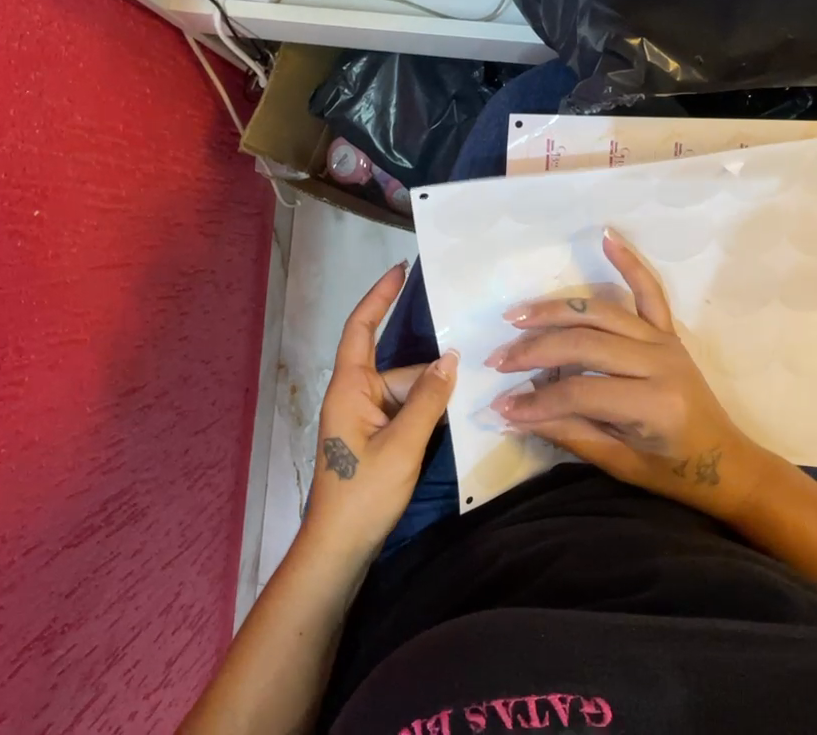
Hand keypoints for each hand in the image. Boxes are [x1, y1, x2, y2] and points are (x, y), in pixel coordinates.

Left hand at [303, 263, 457, 557]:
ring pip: (407, 392)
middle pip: (399, 368)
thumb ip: (428, 398)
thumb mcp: (403, 443)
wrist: (342, 545)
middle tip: (474, 367)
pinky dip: (428, 414)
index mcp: (350, 386)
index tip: (401, 270)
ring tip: (472, 397)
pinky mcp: (375, 438)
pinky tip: (455, 417)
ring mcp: (365, 418)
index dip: (379, 296)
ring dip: (434, 398)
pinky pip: (405, 412)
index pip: (362, 327)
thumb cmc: (364, 491)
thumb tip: (450, 358)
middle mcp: (355, 395)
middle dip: (431, 373)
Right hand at [489, 228, 774, 520]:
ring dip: (554, 311)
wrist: (727, 464)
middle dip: (534, 352)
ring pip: (600, 313)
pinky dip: (629, 263)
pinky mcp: (668, 332)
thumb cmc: (672, 471)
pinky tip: (607, 237)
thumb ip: (565, 432)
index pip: (579, 392)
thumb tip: (509, 414)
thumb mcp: (618, 462)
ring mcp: (665, 342)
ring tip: (516, 316)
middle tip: (496, 360)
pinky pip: (649, 292)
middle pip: (584, 345)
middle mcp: (660, 364)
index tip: (500, 405)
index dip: (536, 400)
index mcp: (653, 405)